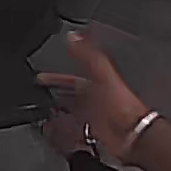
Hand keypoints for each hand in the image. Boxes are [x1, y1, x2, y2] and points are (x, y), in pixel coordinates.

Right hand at [37, 33, 152, 161]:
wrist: (132, 134)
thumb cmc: (121, 105)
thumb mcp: (102, 74)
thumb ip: (87, 55)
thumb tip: (73, 36)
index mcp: (98, 82)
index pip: (73, 77)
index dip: (57, 77)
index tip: (41, 77)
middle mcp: (96, 99)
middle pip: (71, 94)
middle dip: (55, 93)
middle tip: (38, 93)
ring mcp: (94, 117)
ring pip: (72, 112)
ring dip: (57, 111)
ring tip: (42, 112)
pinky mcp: (93, 134)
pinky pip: (74, 130)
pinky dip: (63, 129)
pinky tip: (55, 131)